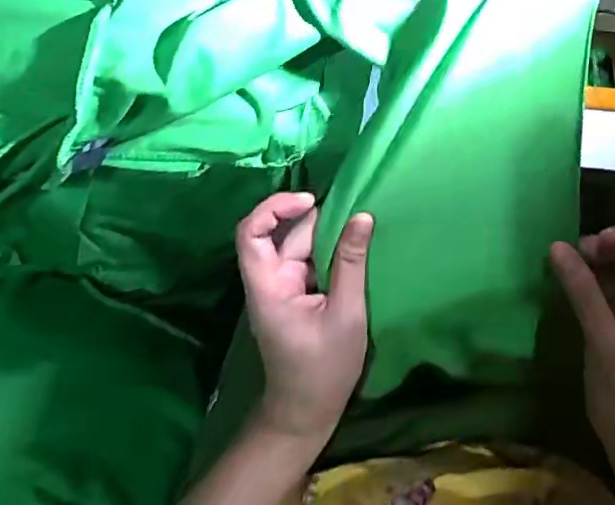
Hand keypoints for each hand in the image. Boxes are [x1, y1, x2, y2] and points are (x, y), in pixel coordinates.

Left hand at [236, 192, 373, 443]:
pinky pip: (309, 258)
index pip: (251, 234)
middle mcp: (270, 280)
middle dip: (317, 219)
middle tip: (355, 213)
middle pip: (284, 234)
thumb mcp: (346, 315)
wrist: (307, 415)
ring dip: (327, 232)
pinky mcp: (295, 293)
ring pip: (299, 243)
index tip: (311, 201)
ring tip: (359, 227)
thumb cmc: (323, 370)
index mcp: (268, 287)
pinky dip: (329, 247)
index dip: (274, 207)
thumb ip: (351, 263)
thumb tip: (362, 216)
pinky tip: (353, 245)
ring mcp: (282, 286)